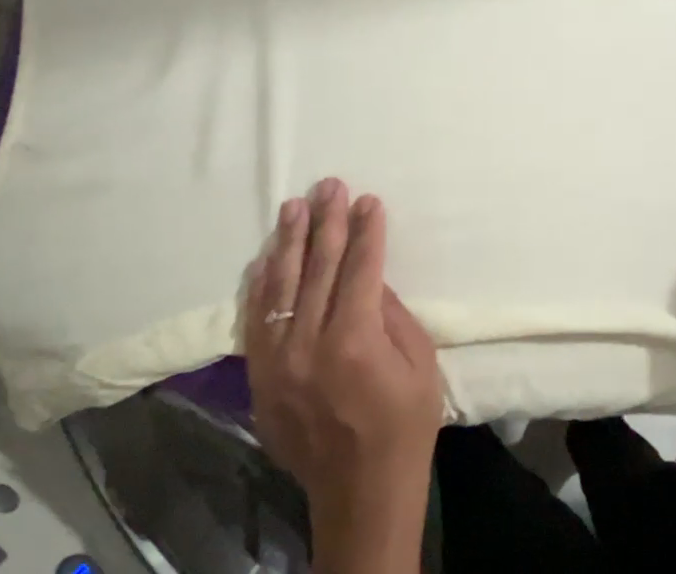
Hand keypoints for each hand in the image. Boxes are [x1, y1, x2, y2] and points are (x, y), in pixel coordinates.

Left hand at [244, 178, 442, 558]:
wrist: (361, 489)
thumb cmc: (405, 425)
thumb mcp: (419, 364)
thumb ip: (390, 314)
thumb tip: (367, 276)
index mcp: (354, 340)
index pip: (358, 268)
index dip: (366, 231)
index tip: (368, 200)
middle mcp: (308, 344)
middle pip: (317, 268)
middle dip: (327, 223)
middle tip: (330, 185)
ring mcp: (277, 362)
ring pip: (280, 287)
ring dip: (289, 242)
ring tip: (295, 206)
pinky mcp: (260, 378)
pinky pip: (256, 321)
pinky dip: (262, 285)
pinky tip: (269, 256)